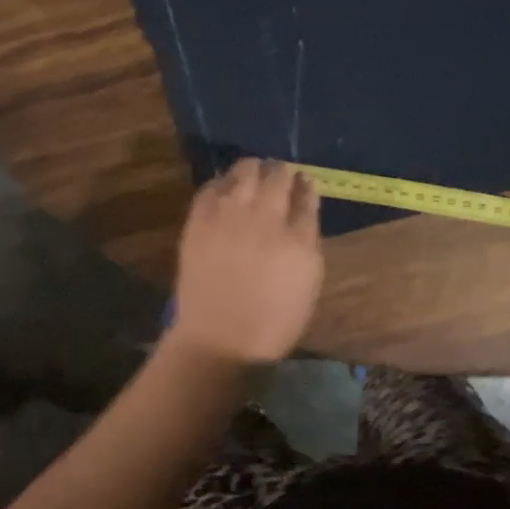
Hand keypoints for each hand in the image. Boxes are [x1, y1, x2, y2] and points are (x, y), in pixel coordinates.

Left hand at [167, 158, 323, 365]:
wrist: (219, 339)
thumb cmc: (272, 322)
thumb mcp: (308, 285)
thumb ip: (309, 242)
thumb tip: (304, 210)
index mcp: (299, 240)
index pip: (307, 195)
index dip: (305, 185)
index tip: (303, 184)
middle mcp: (266, 219)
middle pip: (278, 175)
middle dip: (281, 172)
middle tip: (278, 176)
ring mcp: (230, 216)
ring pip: (245, 170)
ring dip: (253, 169)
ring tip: (252, 175)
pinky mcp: (200, 219)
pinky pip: (213, 186)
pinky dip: (223, 183)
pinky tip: (226, 191)